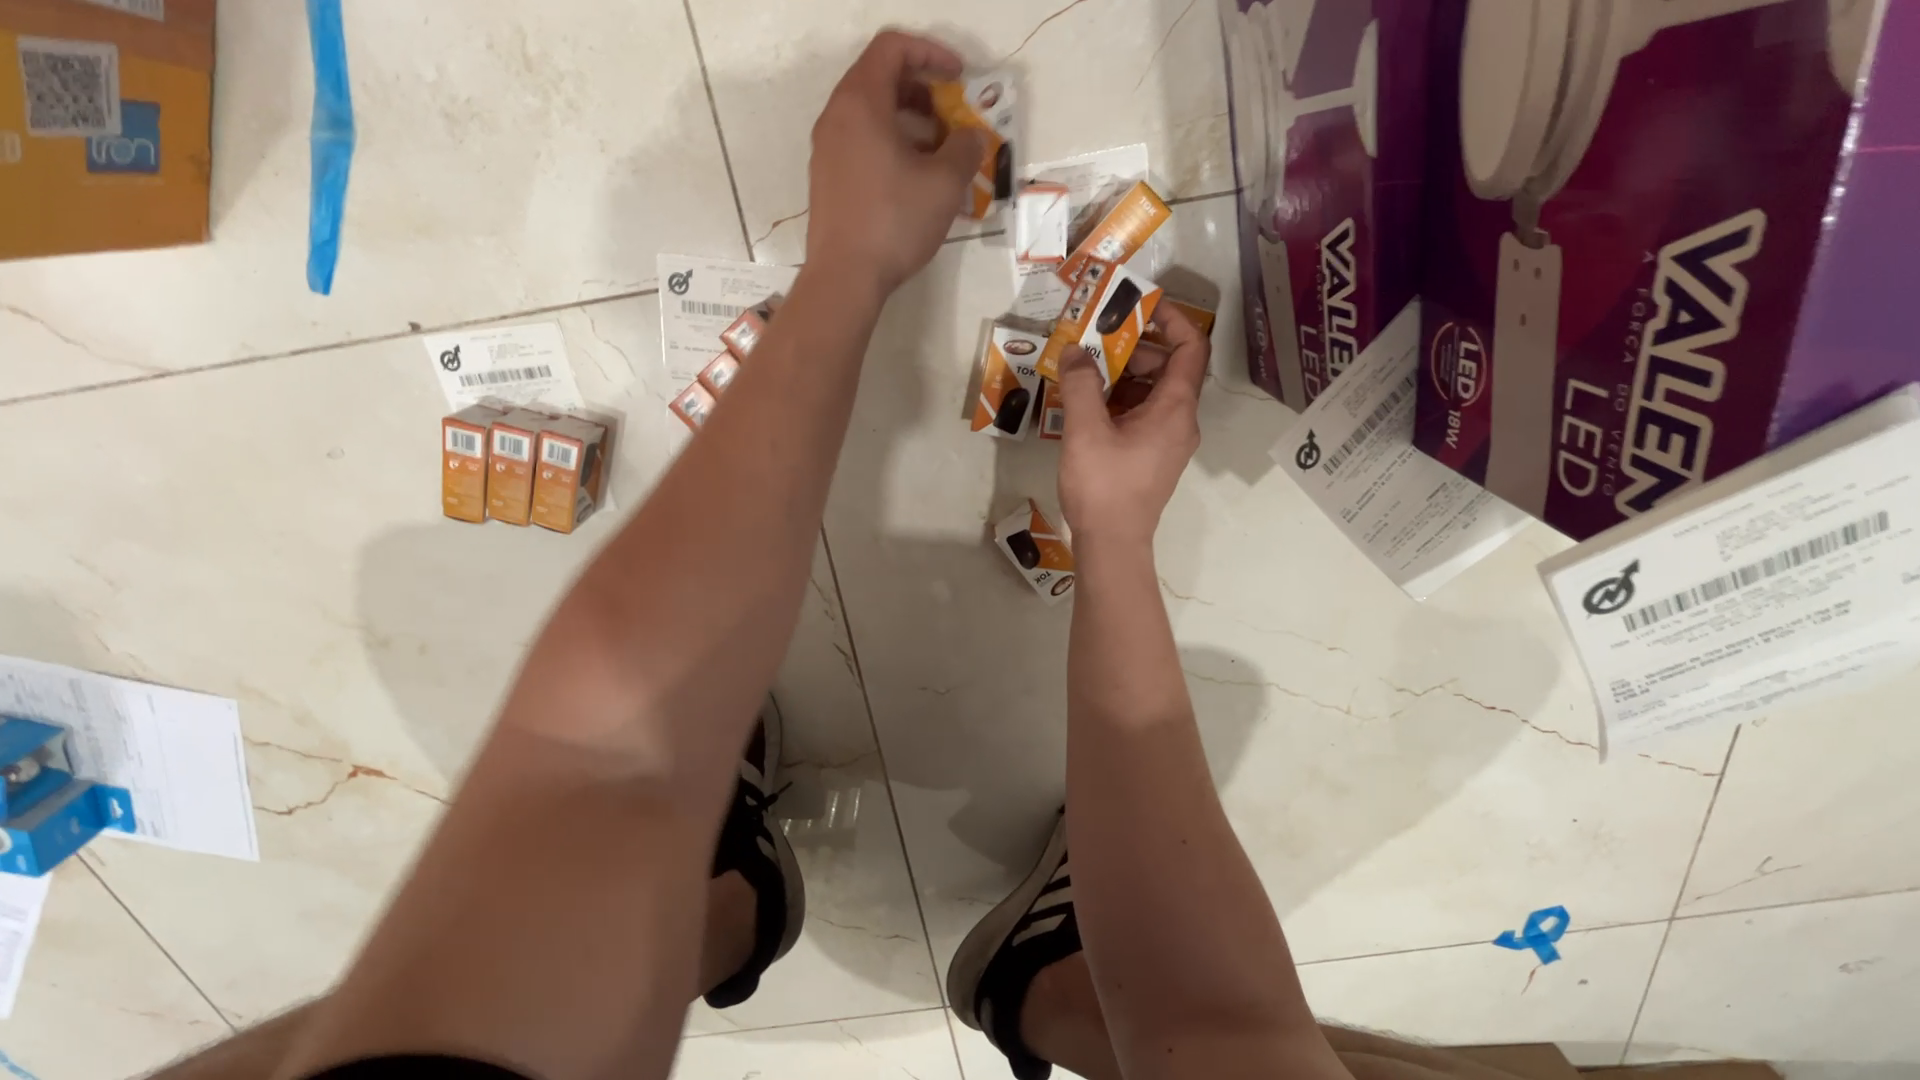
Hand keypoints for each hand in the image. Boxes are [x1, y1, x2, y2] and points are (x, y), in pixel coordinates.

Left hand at [806, 32, 986, 297]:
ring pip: (871, 116)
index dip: (930, 53)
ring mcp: (827, 151)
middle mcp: (836, 118)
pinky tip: (916, 182)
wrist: (844, 277)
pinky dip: (891, 147)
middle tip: (953, 118)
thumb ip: (964, 149)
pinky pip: (862, 145)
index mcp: (860, 103)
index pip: (892, 49)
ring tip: (941, 155)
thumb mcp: (944, 184)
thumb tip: (971, 137)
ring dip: (910, 124)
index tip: (959, 77)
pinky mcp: (828, 180)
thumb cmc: (894, 222)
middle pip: (880, 80)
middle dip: (923, 91)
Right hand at [1056, 304, 1209, 549]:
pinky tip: (1087, 402)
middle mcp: (1180, 422)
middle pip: (1169, 368)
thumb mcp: (1085, 430)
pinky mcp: (1152, 457)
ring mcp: (1168, 442)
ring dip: (1124, 375)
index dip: (1172, 320)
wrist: (1113, 545)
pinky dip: (1121, 400)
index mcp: (1175, 409)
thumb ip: (1081, 384)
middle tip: (1098, 339)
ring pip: (1153, 393)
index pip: (1192, 348)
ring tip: (1086, 368)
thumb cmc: (1104, 486)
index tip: (1140, 307)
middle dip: (1135, 348)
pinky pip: (1143, 415)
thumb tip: (1076, 350)